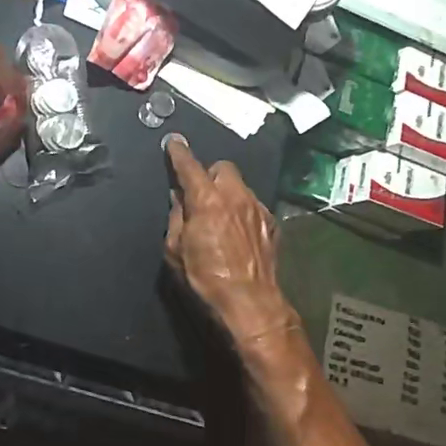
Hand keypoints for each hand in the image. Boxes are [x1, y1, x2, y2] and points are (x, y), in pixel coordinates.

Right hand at [163, 136, 294, 350]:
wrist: (250, 303)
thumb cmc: (205, 279)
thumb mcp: (175, 250)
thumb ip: (176, 217)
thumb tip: (179, 198)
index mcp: (206, 200)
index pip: (190, 166)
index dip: (179, 153)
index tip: (174, 143)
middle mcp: (235, 196)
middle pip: (222, 167)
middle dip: (209, 174)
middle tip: (199, 193)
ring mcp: (257, 209)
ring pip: (240, 185)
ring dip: (227, 192)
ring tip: (219, 214)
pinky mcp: (270, 224)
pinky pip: (252, 205)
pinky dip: (241, 209)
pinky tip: (236, 230)